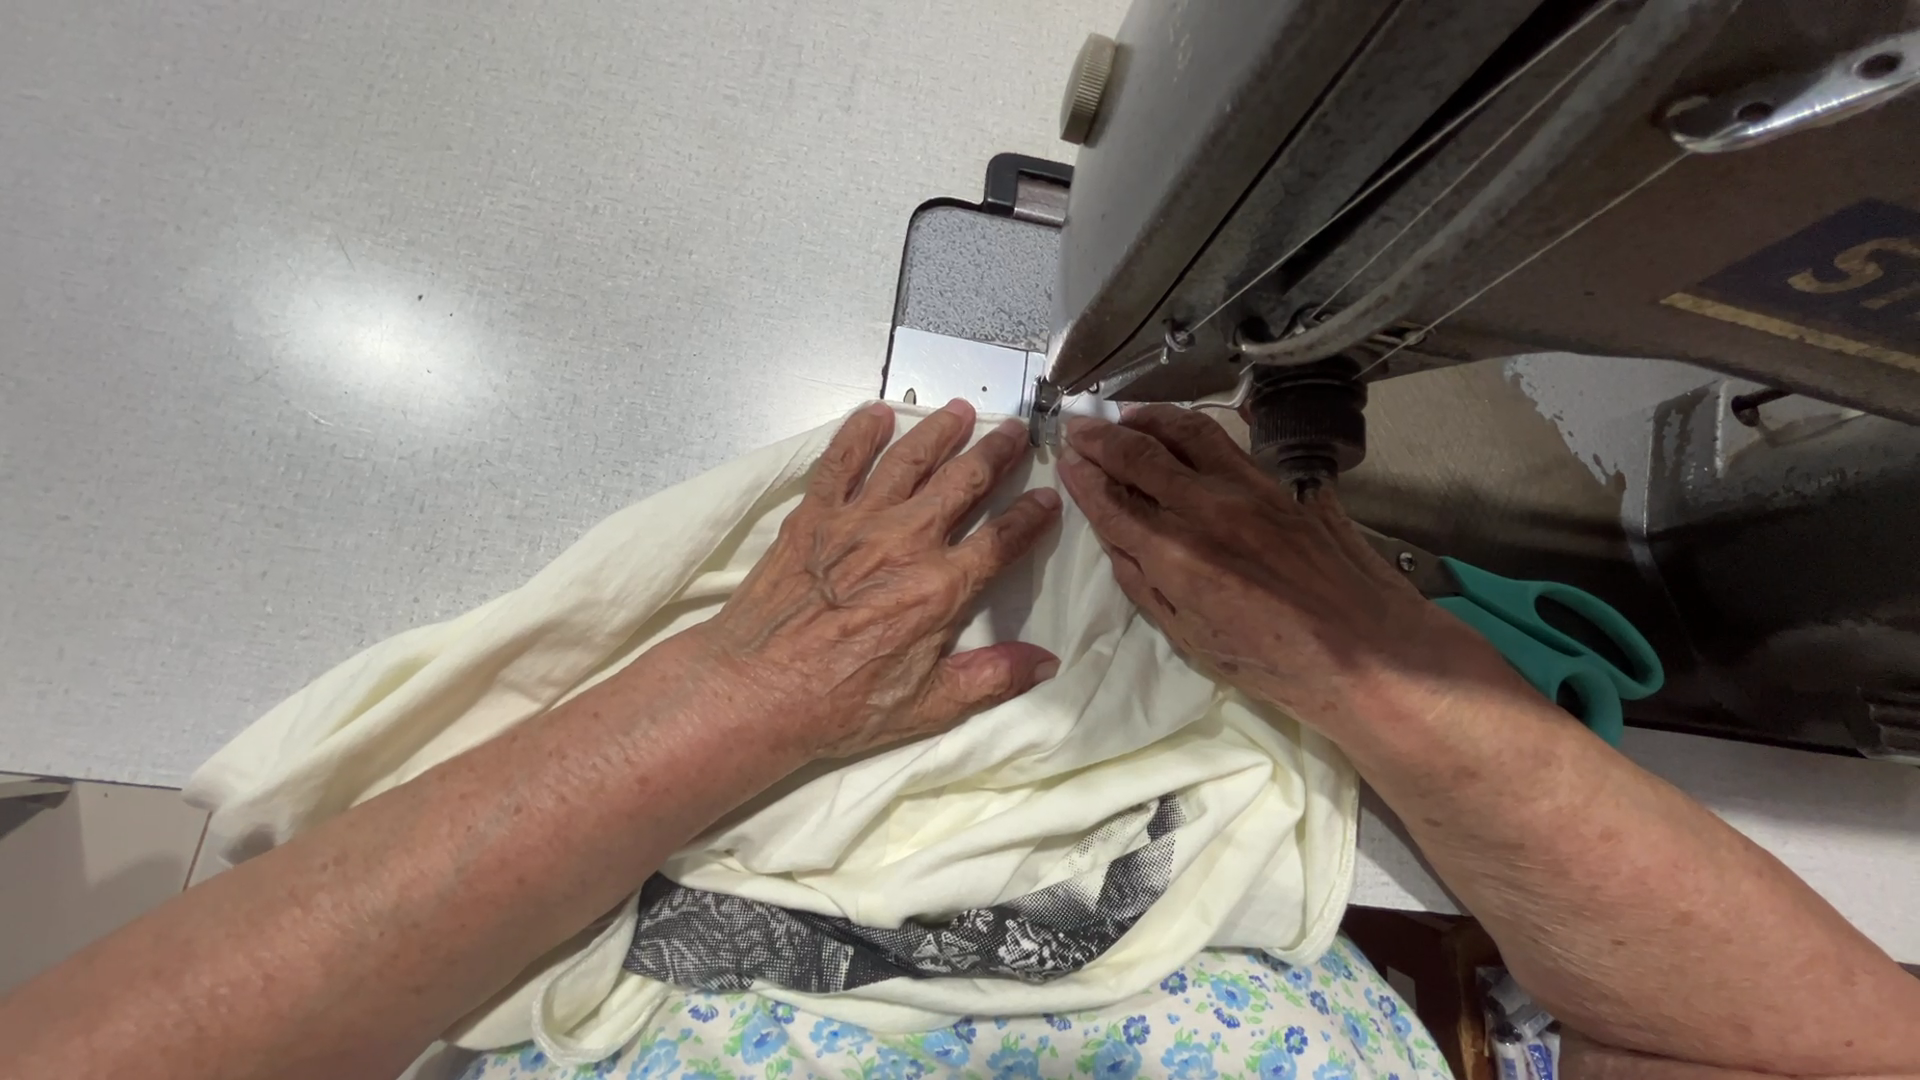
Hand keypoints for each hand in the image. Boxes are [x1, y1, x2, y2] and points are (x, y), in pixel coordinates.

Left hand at [689, 399, 1061, 759]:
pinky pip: (840, 461)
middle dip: (995, 453)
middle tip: (1015, 430)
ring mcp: (857, 521)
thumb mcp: (928, 706)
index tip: (1049, 497)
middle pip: (963, 483)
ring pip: (909, 461)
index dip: (1031, 516)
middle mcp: (906, 541)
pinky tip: (876, 412)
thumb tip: (1048, 663)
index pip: (1001, 540)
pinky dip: (860, 433)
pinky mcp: (813, 515)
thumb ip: (992, 678)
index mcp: (940, 588)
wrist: (755, 689)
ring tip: (961, 410)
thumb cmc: (842, 703)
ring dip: (940, 431)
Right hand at [1056, 405, 1518, 736]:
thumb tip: (1114, 540)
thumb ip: (1143, 583)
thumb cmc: (1271, 660)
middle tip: (1078, 425)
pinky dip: (1205, 424)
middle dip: (1101, 436)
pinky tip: (1192, 420)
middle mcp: (1208, 508)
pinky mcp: (1287, 482)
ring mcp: (1252, 487)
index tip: (1065, 459)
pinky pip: (1238, 439)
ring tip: (1126, 413)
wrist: (1367, 651)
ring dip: (1150, 416)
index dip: (1082, 477)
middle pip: (1141, 454)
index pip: (1112, 501)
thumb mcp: (1187, 637)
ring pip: (1189, 431)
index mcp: (1176, 555)